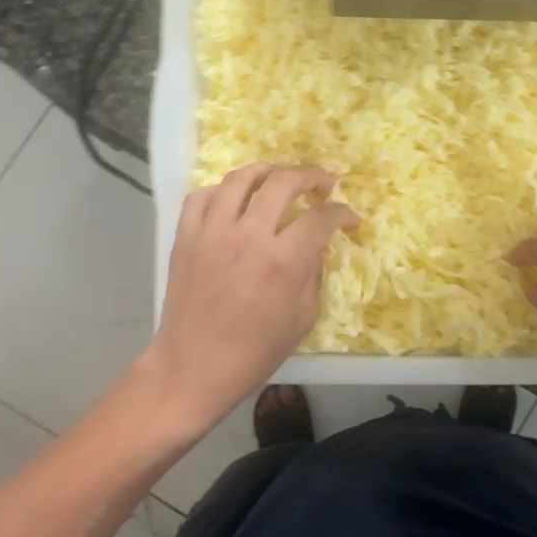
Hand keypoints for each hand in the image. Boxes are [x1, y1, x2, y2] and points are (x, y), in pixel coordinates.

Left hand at [144, 163, 357, 427]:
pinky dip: (222, 190)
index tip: (350, 219)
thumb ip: (313, 275)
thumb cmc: (255, 351)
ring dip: (267, 170)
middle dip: (311, 176)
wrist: (196, 366)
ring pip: (240, 179)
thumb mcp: (303, 318)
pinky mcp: (185, 237)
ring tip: (279, 175)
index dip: (343, 213)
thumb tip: (315, 246)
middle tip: (323, 182)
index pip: (321, 217)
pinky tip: (234, 198)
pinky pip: (201, 196)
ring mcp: (212, 232)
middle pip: (283, 182)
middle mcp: (249, 235)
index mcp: (284, 261)